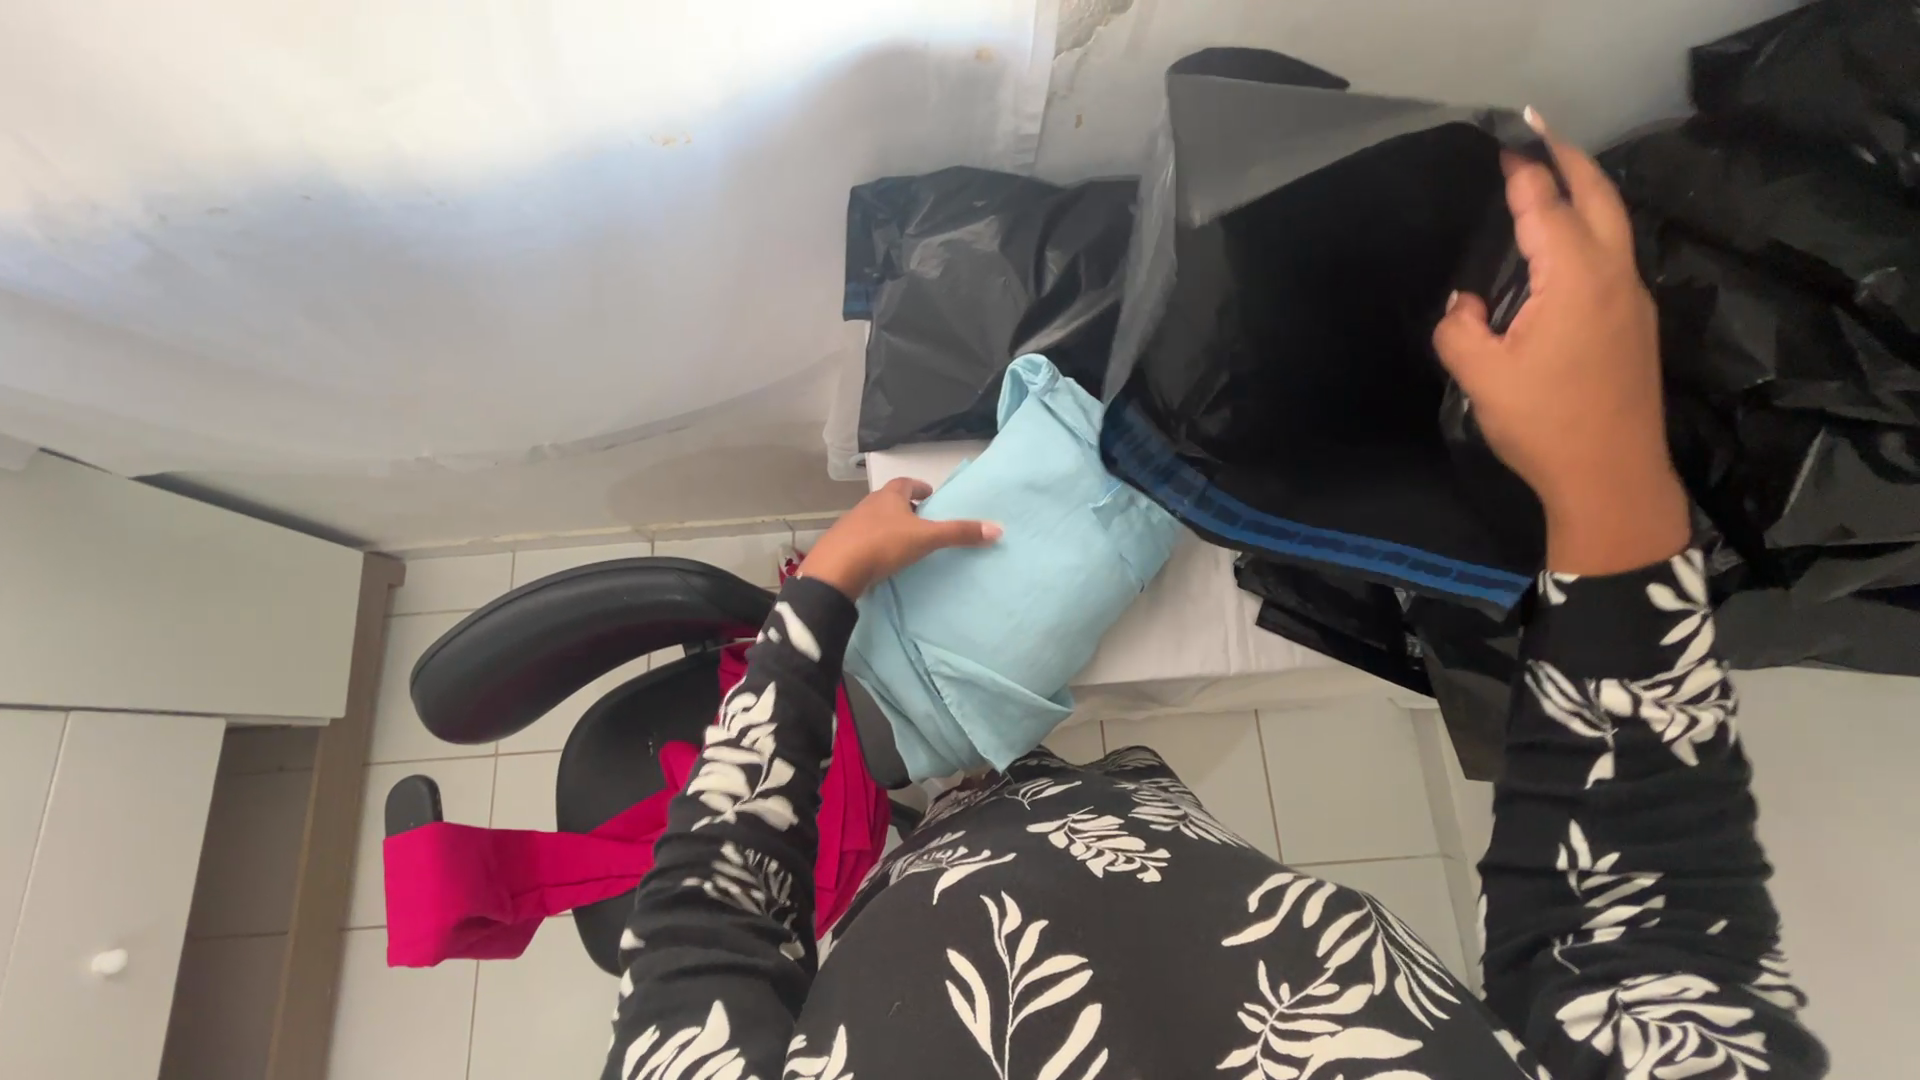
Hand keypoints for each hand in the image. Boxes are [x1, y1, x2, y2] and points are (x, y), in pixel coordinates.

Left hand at [799, 478, 1002, 597]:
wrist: (836, 570)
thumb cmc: (883, 544)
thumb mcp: (926, 538)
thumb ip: (959, 533)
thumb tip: (997, 528)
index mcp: (888, 496)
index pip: (906, 484)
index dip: (919, 487)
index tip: (930, 494)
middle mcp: (868, 505)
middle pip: (889, 501)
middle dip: (905, 507)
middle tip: (922, 519)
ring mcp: (851, 525)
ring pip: (875, 520)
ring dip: (889, 526)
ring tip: (905, 541)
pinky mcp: (841, 546)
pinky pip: (863, 540)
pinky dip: (875, 544)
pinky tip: (882, 559)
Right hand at [1432, 109, 1689, 575]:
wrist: (1609, 472)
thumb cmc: (1542, 422)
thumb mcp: (1480, 377)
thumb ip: (1460, 330)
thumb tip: (1463, 305)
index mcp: (1574, 281)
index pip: (1546, 211)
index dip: (1525, 177)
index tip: (1506, 147)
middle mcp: (1613, 276)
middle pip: (1598, 199)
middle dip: (1569, 163)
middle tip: (1537, 140)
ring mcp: (1631, 298)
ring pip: (1612, 225)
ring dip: (1583, 194)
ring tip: (1548, 181)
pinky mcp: (1632, 322)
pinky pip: (1610, 256)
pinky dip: (1587, 230)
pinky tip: (1559, 246)